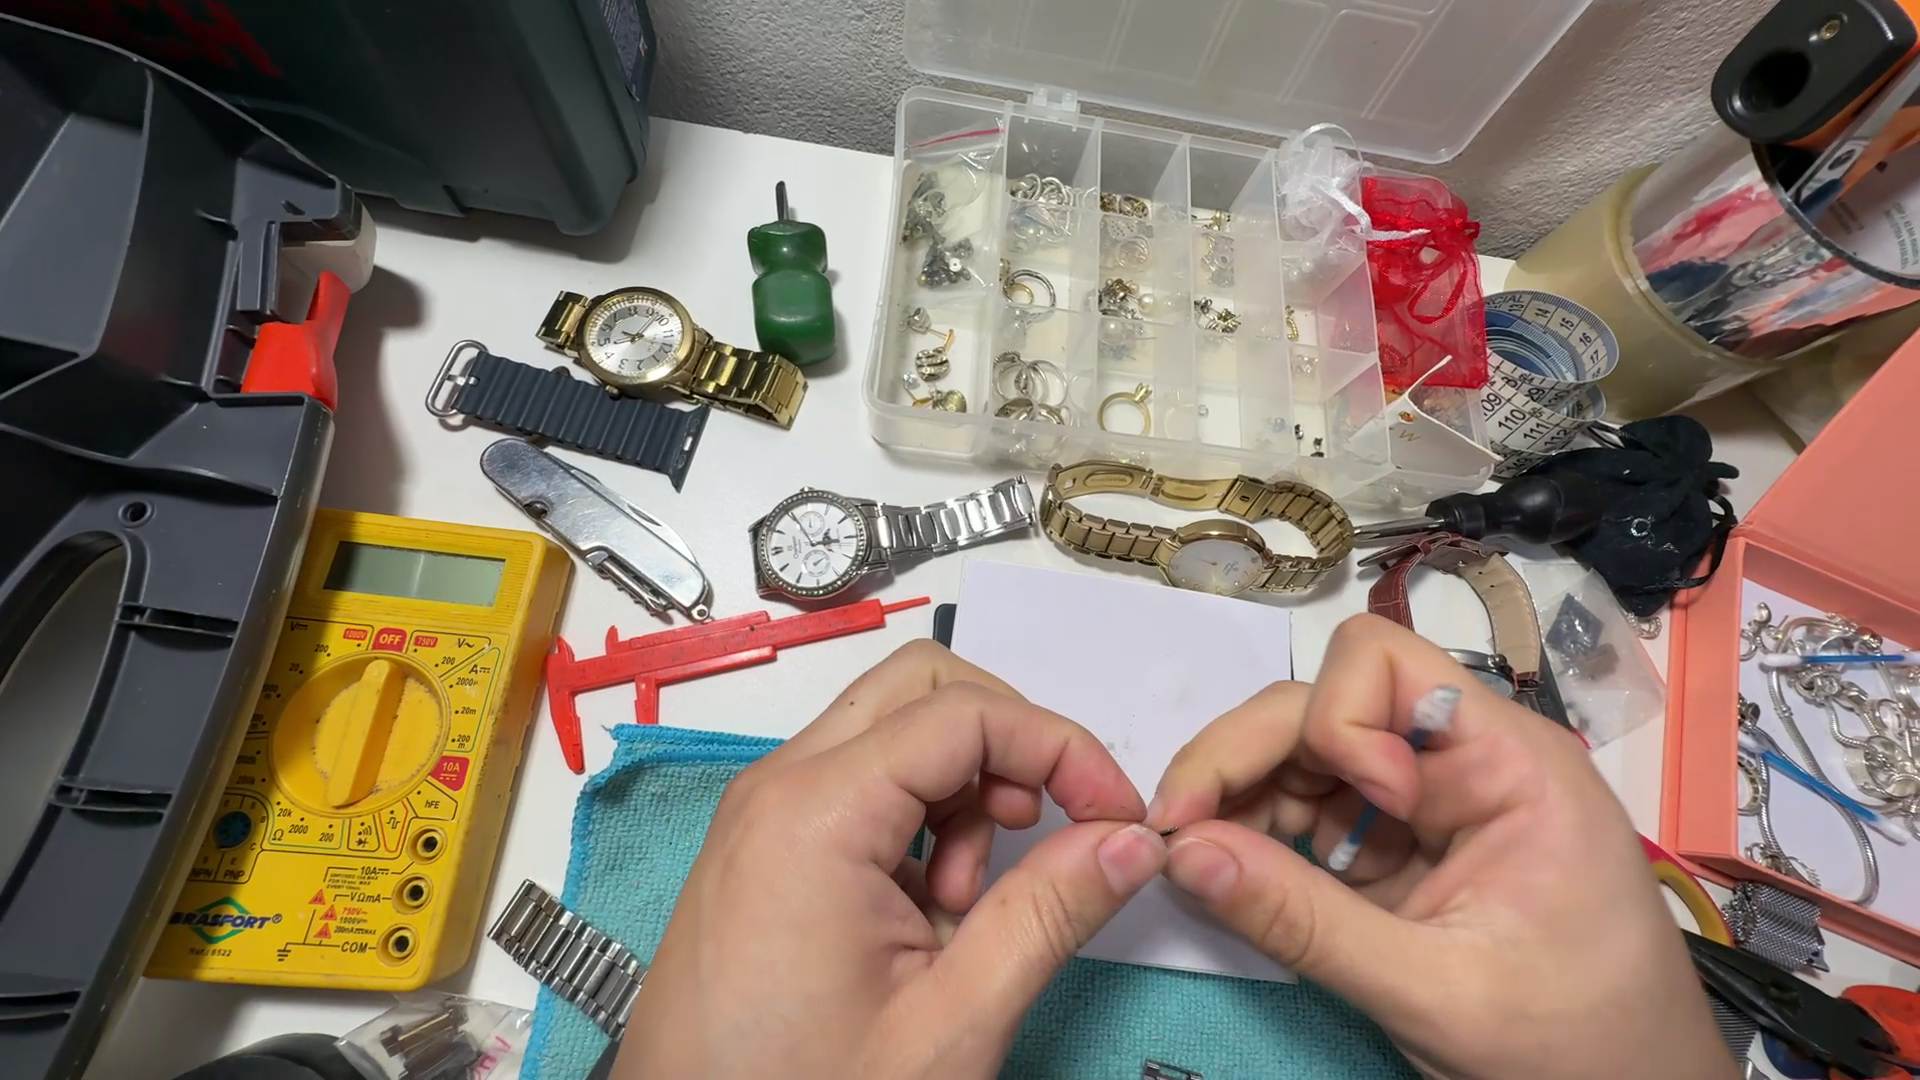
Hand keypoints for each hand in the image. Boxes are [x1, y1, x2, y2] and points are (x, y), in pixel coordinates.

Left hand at [619, 641, 1167, 1076]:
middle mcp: (783, 780)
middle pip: (920, 686)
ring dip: (961, 783)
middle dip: (1004, 738)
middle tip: (1036, 824)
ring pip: (896, 725)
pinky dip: (922, 811)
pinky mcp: (771, 833)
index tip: (1115, 811)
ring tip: (965, 897)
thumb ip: (1049, 914)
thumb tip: (1133, 840)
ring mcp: (770, 803)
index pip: (964, 715)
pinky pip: (867, 775)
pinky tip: (926, 902)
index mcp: (818, 810)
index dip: (1059, 746)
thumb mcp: (949, 1026)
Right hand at [1148, 615, 1734, 1079]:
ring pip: (1289, 747)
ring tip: (1193, 850)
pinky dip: (1247, 824)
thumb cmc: (1576, 1054)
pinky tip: (1226, 862)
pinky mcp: (1376, 831)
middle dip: (1239, 756)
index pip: (1381, 664)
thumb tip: (1178, 853)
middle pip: (1313, 703)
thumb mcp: (1439, 995)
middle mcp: (1445, 753)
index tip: (1332, 808)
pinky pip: (1291, 798)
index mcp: (1500, 760)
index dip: (1333, 718)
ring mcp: (1406, 791)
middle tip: (1176, 824)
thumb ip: (1303, 922)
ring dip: (1232, 790)